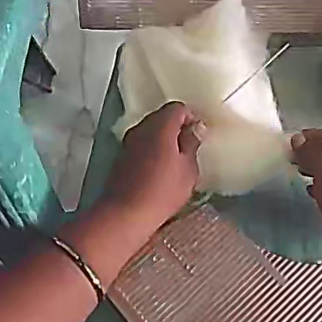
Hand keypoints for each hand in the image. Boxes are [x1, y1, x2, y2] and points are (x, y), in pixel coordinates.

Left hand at [102, 102, 205, 227]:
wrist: (126, 213)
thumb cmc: (162, 192)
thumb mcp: (188, 169)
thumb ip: (192, 144)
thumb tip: (194, 130)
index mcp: (160, 126)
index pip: (177, 108)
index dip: (191, 117)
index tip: (200, 133)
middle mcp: (141, 128)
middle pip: (161, 116)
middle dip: (177, 127)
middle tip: (190, 146)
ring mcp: (128, 141)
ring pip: (150, 130)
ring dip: (163, 138)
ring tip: (177, 159)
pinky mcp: (121, 156)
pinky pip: (141, 144)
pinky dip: (152, 149)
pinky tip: (160, 168)